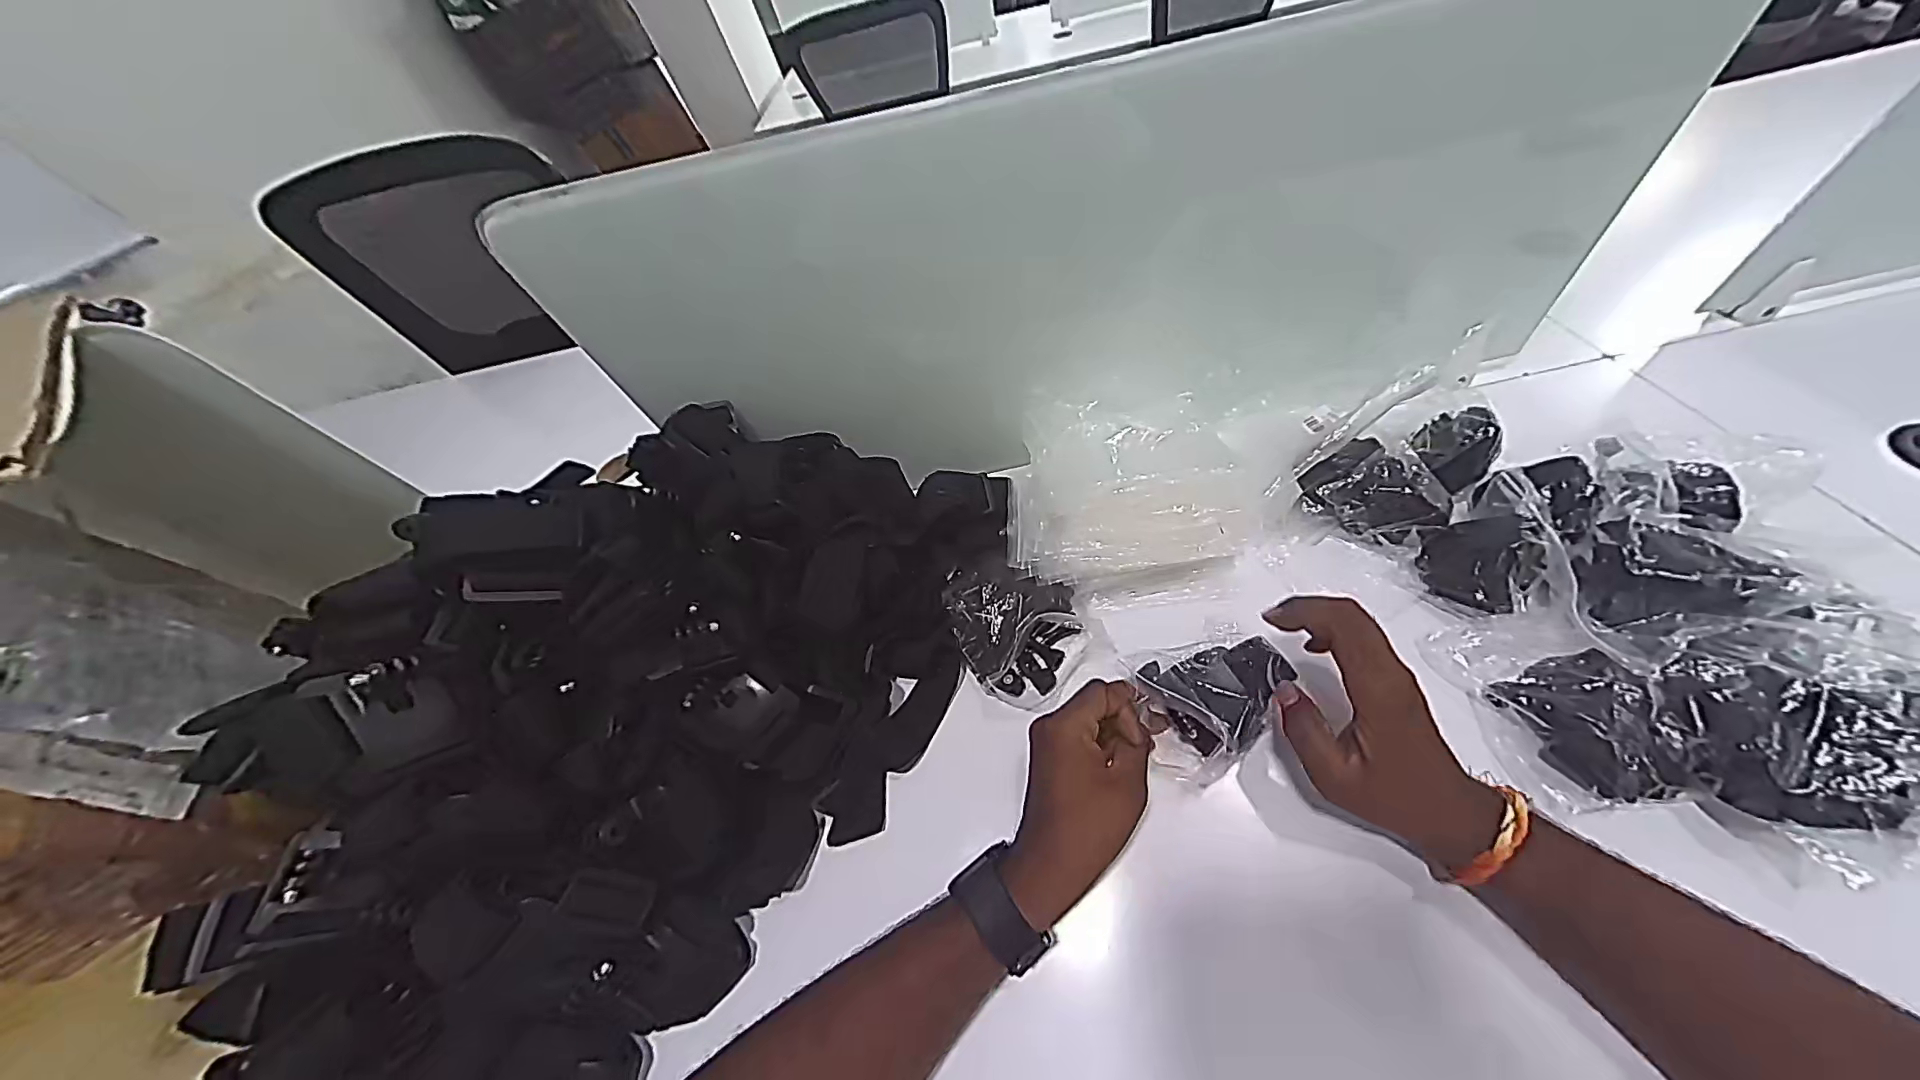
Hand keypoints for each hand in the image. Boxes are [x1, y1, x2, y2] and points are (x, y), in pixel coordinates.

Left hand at [1000, 680, 1149, 930]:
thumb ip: (1135, 740)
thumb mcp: (1127, 780)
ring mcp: (1045, 743)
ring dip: (1112, 732)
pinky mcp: (1048, 757)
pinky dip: (1098, 745)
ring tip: (1134, 757)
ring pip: (1086, 719)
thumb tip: (1137, 723)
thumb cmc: (1081, 832)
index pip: (1103, 691)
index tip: (1148, 718)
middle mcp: (1048, 729)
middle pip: (1093, 702)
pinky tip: (1117, 767)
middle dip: (1123, 719)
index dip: (1131, 704)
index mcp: (1064, 727)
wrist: (1053, 864)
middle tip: (1145, 739)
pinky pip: (1076, 736)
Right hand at [1263, 596, 1505, 873]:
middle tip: (1275, 617)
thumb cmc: (1401, 797)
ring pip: (1360, 622)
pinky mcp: (1397, 680)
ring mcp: (1398, 676)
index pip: (1344, 625)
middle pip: (1353, 614)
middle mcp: (1392, 675)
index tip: (1274, 619)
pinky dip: (1334, 629)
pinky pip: (1365, 637)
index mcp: (1378, 690)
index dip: (1304, 611)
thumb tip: (1285, 694)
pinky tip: (1314, 643)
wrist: (1448, 811)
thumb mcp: (1334, 776)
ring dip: (1320, 615)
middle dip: (1307, 607)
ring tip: (1287, 626)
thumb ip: (1303, 731)